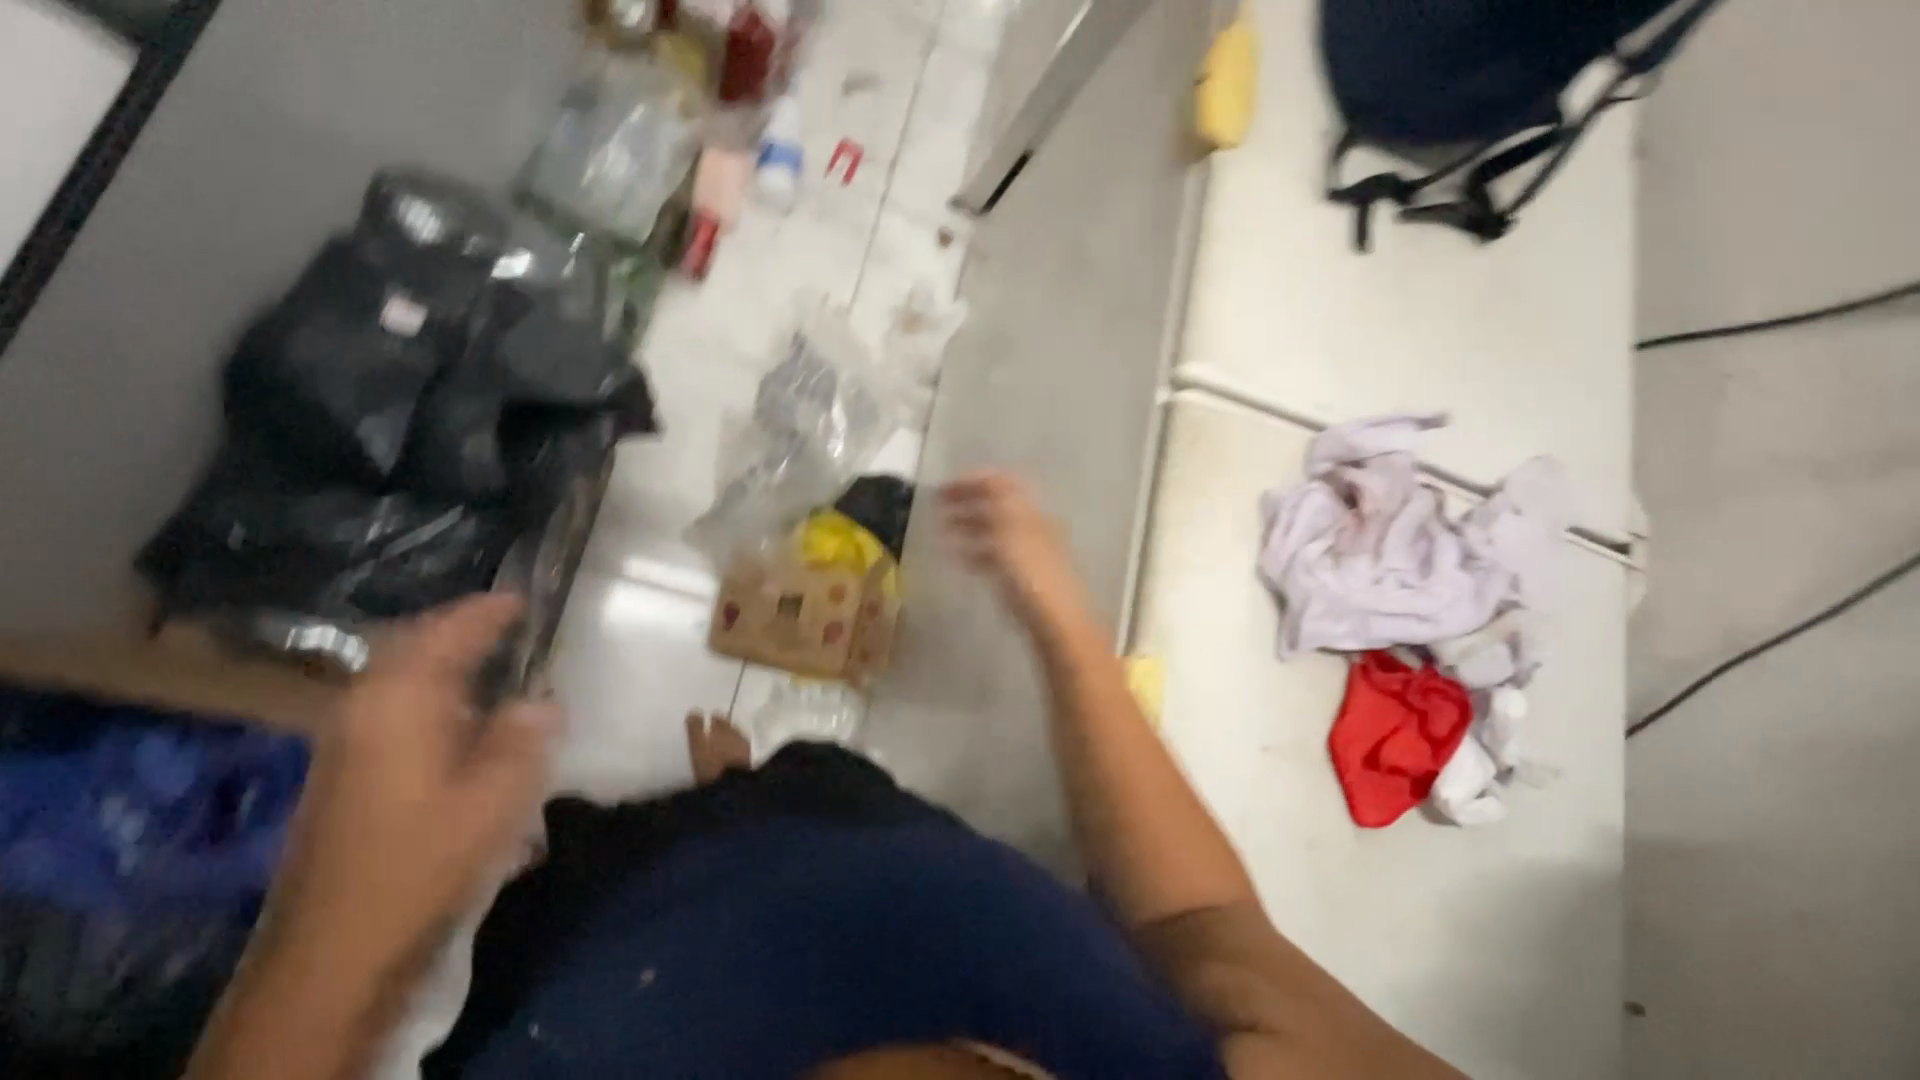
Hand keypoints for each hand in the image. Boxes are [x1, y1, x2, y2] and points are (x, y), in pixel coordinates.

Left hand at [262, 595, 558, 977]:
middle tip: (503, 625)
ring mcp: (343, 742)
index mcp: (402, 701)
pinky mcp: (341, 775)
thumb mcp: (497, 797)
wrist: (334, 946)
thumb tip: (541, 700)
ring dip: (439, 664)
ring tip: (487, 666)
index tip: (522, 598)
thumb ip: (525, 738)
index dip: (486, 612)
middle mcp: (363, 708)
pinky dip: (426, 696)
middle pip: (409, 647)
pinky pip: (389, 709)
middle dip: (456, 630)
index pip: (446, 634)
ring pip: (396, 679)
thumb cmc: (424, 859)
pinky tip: (456, 723)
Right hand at [940, 470, 1092, 630]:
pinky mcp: (1023, 578)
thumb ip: (996, 505)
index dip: (972, 481)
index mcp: (1030, 514)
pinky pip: (996, 556)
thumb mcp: (1009, 534)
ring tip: (942, 530)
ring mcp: (1028, 554)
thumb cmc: (1030, 577)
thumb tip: (986, 480)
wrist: (1057, 624)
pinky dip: (975, 550)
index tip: (943, 487)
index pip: (1002, 484)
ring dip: (969, 525)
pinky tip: (959, 557)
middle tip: (937, 505)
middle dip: (967, 501)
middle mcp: (1032, 528)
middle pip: (997, 505)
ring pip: (995, 531)